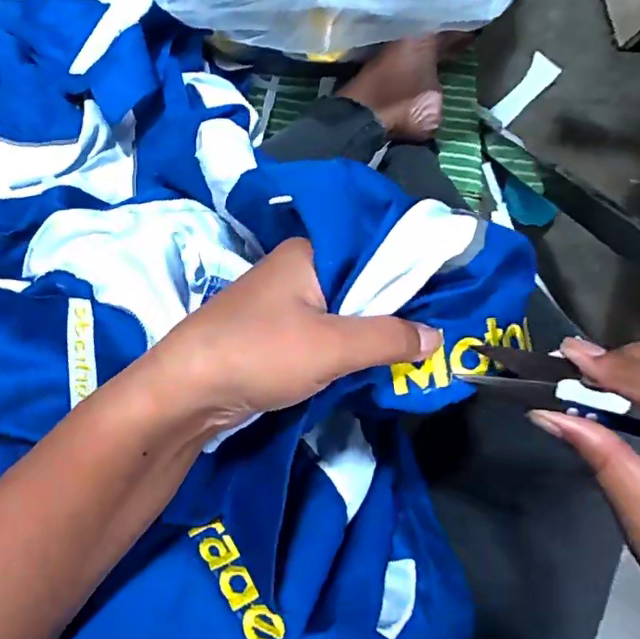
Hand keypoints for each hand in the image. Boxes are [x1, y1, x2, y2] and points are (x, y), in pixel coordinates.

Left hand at [130, 238, 440, 431]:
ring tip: (416, 354)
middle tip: (440, 335)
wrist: (187, 389)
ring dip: (370, 335)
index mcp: (307, 252)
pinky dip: (345, 350)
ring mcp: (280, 303)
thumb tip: (436, 336)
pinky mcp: (272, 335)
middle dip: (395, 311)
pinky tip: (372, 367)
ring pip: (341, 312)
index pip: (374, 249)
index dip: (412, 272)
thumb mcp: (332, 345)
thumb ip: (388, 337)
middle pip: (360, 283)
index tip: (452, 296)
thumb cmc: (259, 352)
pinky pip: (322, 334)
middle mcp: (294, 269)